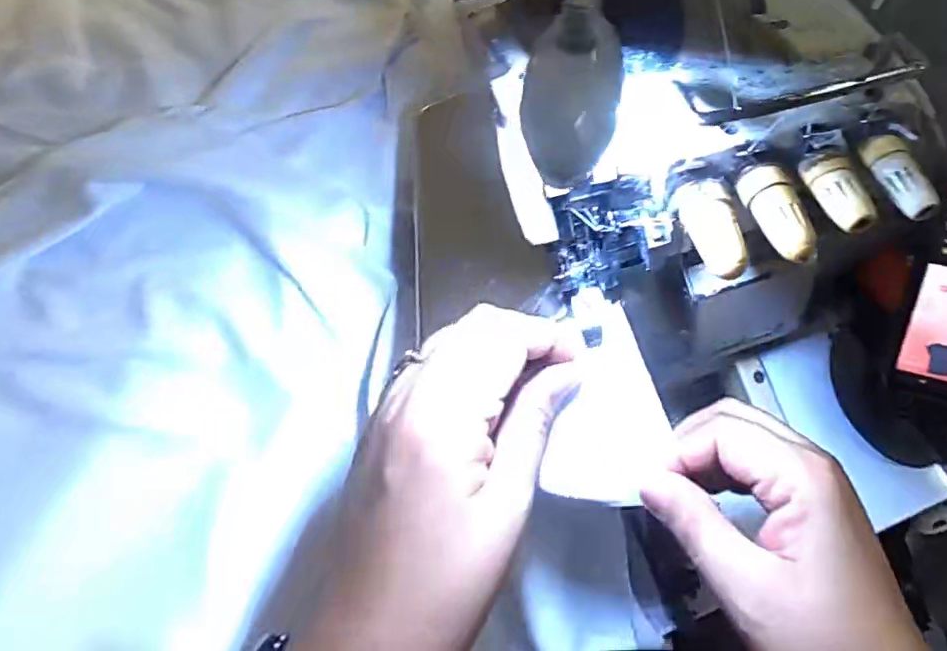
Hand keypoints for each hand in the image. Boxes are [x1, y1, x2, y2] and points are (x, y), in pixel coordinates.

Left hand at [297, 306, 582, 650]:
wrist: (363, 646)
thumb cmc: (447, 584)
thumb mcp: (508, 505)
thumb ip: (535, 421)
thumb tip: (568, 370)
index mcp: (437, 420)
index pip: (501, 339)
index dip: (550, 337)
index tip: (583, 361)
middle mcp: (404, 401)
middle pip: (475, 327)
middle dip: (528, 332)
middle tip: (566, 365)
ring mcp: (385, 413)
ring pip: (451, 338)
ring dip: (500, 341)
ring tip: (538, 373)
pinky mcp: (379, 429)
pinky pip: (430, 364)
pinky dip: (470, 358)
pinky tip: (495, 390)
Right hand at [639, 400, 927, 650]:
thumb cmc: (827, 637)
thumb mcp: (749, 589)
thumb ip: (697, 528)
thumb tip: (655, 484)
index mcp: (803, 472)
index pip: (726, 430)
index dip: (681, 451)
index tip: (650, 485)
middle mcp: (814, 460)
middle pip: (740, 419)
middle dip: (692, 442)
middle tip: (658, 483)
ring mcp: (818, 474)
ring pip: (751, 435)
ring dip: (708, 453)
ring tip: (675, 491)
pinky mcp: (816, 493)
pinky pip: (765, 461)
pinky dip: (729, 469)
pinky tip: (708, 496)